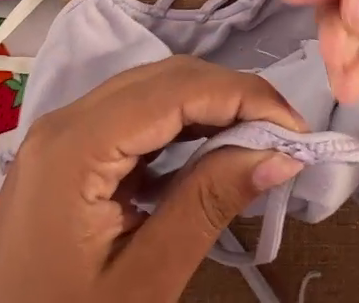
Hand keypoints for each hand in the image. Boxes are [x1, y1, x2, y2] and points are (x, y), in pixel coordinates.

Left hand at [0, 57, 307, 302]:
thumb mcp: (144, 280)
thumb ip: (208, 204)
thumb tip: (280, 153)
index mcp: (75, 144)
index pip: (176, 88)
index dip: (244, 95)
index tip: (298, 128)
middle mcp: (64, 120)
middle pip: (163, 78)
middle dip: (231, 96)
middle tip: (284, 136)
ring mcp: (61, 134)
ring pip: (150, 91)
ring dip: (208, 108)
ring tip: (258, 142)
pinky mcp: (66, 154)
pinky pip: (132, 119)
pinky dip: (178, 128)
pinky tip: (208, 154)